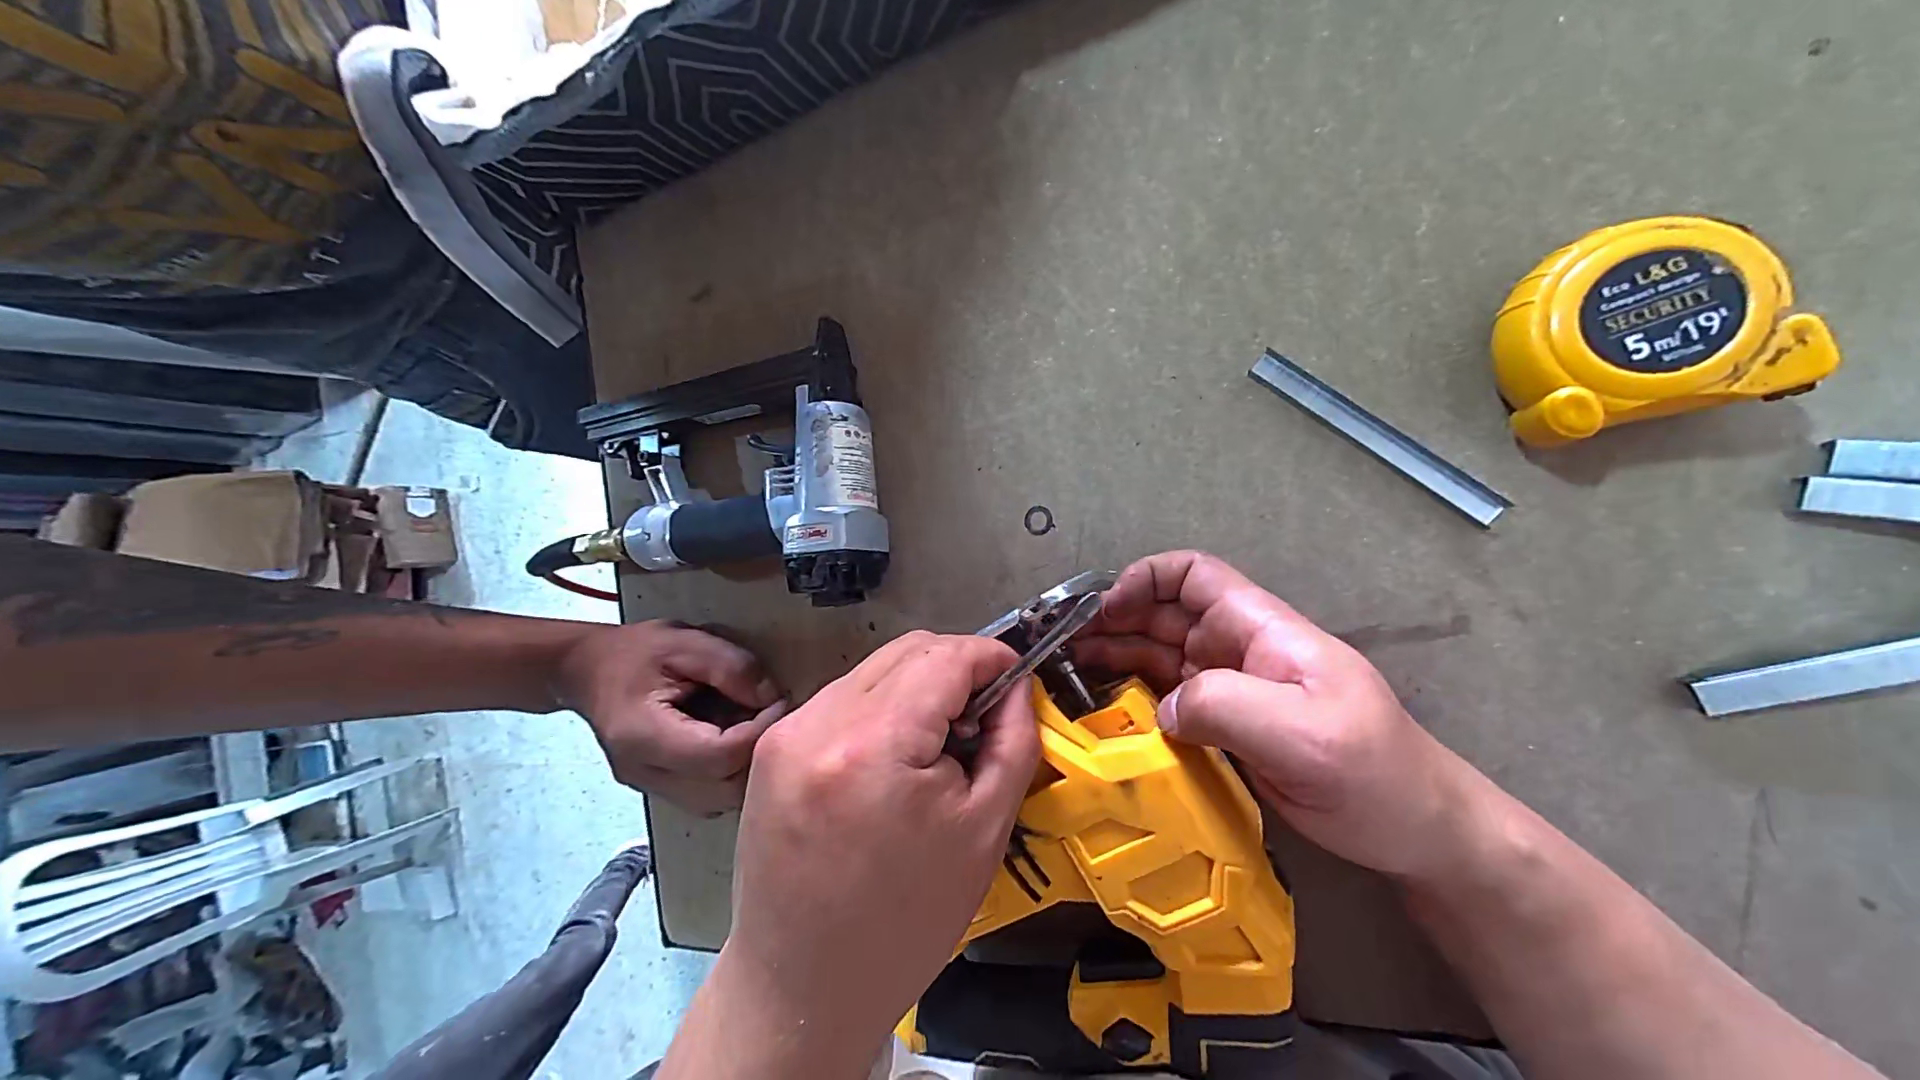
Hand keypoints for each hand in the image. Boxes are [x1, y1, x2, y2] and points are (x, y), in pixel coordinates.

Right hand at [553, 620, 786, 814]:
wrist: (588, 670)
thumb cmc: (635, 653)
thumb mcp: (686, 643)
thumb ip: (731, 667)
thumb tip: (771, 697)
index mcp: (644, 737)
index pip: (719, 756)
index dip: (759, 731)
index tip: (778, 703)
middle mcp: (646, 773)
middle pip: (724, 789)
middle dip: (759, 754)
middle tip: (773, 716)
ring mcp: (653, 787)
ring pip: (720, 800)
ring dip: (748, 767)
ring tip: (754, 726)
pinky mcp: (663, 787)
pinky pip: (711, 794)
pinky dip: (733, 772)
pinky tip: (736, 738)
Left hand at [713, 632, 1038, 1072]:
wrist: (803, 984)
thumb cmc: (906, 919)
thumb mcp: (984, 830)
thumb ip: (1012, 741)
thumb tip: (1016, 686)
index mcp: (874, 744)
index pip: (945, 656)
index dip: (990, 656)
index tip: (1015, 675)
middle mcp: (819, 721)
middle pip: (907, 649)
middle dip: (956, 666)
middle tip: (983, 712)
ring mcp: (788, 731)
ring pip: (874, 668)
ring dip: (918, 685)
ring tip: (939, 740)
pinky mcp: (774, 746)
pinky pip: (844, 698)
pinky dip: (882, 707)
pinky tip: (895, 755)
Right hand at [1076, 551, 1482, 881]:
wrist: (1414, 830)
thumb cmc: (1372, 771)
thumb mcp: (1303, 733)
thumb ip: (1225, 707)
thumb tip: (1161, 708)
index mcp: (1258, 628)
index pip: (1193, 575)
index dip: (1145, 578)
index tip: (1105, 608)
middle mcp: (1235, 649)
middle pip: (1161, 615)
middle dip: (1111, 620)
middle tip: (1061, 644)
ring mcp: (1227, 688)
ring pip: (1156, 656)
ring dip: (1112, 657)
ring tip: (1066, 672)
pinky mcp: (1221, 725)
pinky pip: (1164, 700)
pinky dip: (1129, 698)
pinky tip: (1099, 709)